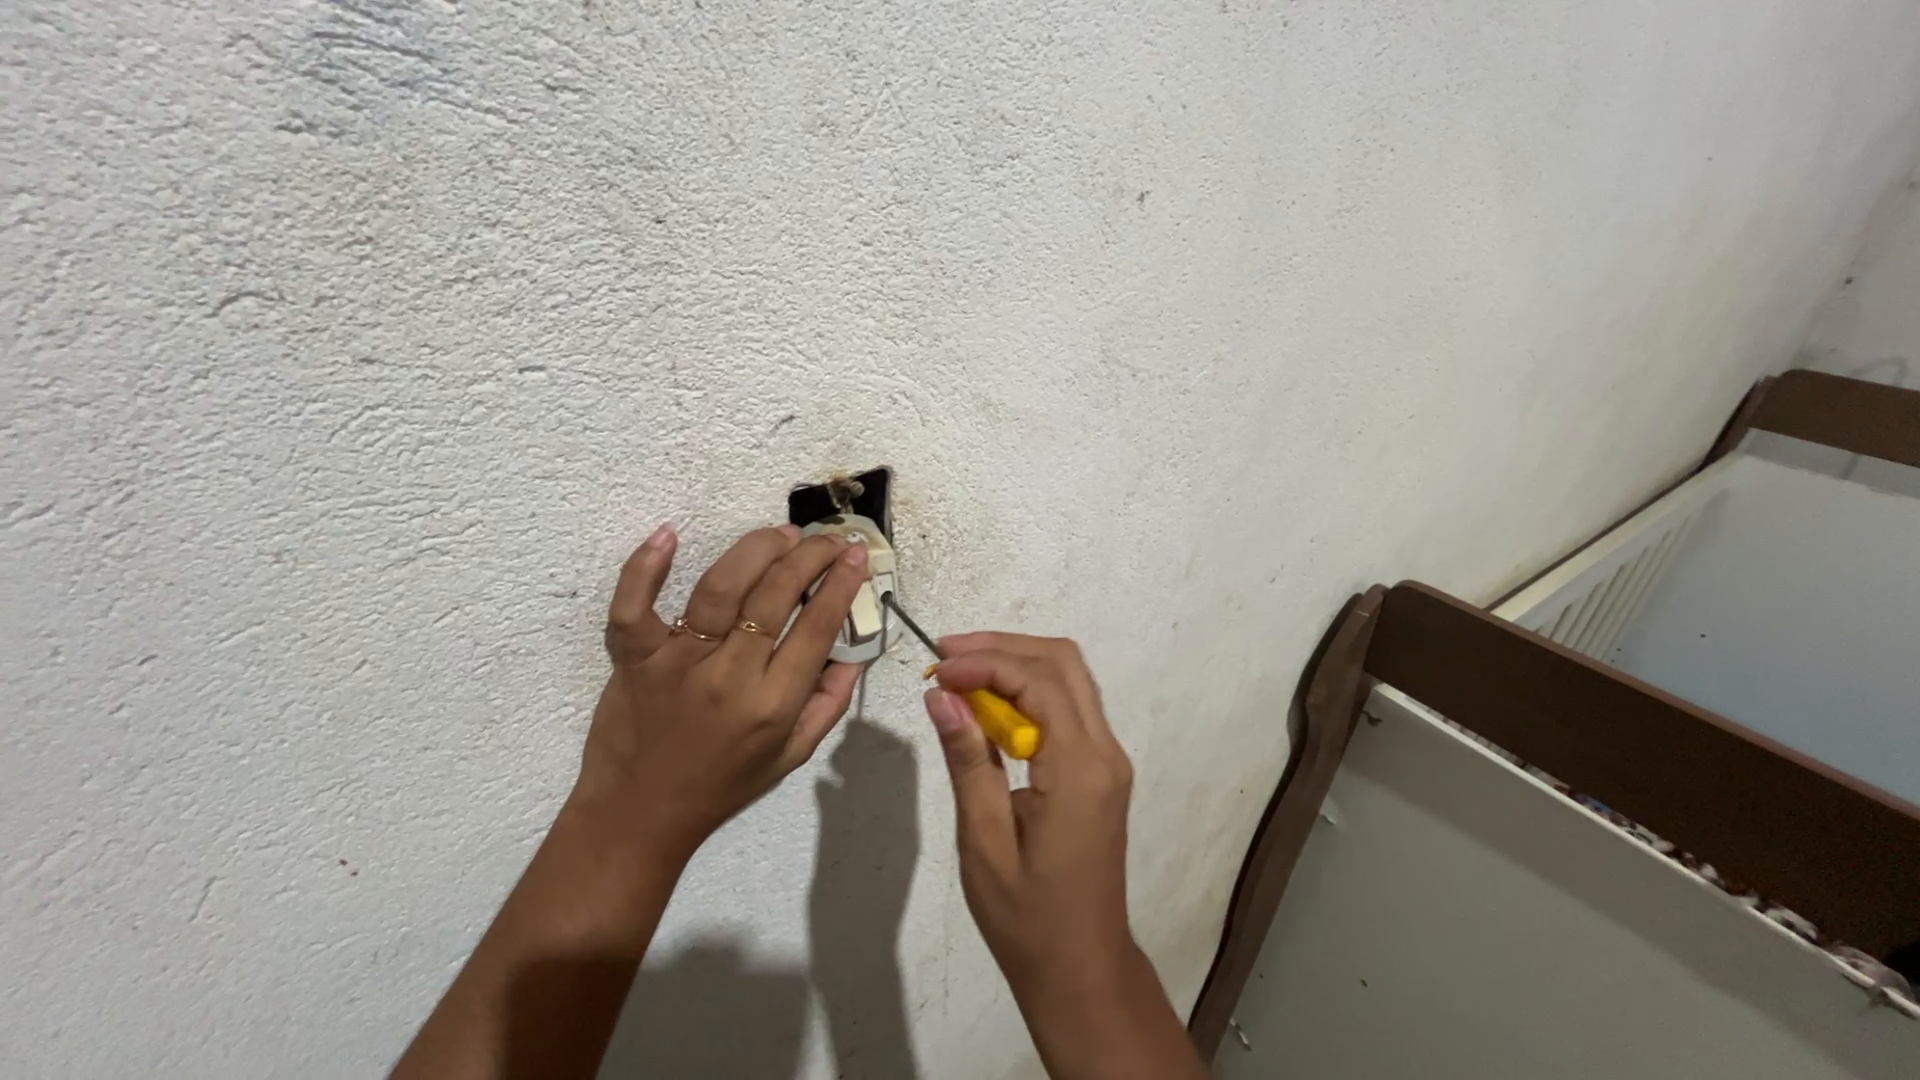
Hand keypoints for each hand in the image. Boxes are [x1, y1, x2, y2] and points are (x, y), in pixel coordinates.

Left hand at [573, 523, 870, 856]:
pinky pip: (632, 608)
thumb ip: (829, 703)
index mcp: (773, 703)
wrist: (640, 816)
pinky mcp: (633, 659)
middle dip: (808, 555)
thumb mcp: (793, 755)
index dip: (841, 582)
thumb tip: (857, 651)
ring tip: (780, 534)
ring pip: (719, 588)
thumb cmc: (723, 785)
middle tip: (825, 539)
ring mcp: (677, 663)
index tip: (856, 554)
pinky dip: (643, 569)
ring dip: (755, 549)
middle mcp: (729, 676)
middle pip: (774, 594)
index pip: (817, 626)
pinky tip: (668, 534)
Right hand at [922, 634, 1136, 992]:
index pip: (1038, 682)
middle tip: (945, 655)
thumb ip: (968, 760)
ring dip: (1016, 663)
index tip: (936, 670)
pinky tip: (988, 705)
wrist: (1082, 965)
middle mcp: (1105, 753)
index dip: (985, 662)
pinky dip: (1029, 691)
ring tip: (959, 670)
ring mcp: (1109, 760)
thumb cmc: (1026, 916)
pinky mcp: (1102, 770)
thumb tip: (941, 695)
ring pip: (1069, 678)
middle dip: (1002, 647)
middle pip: (1063, 663)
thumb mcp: (983, 840)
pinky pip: (1069, 707)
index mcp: (1079, 770)